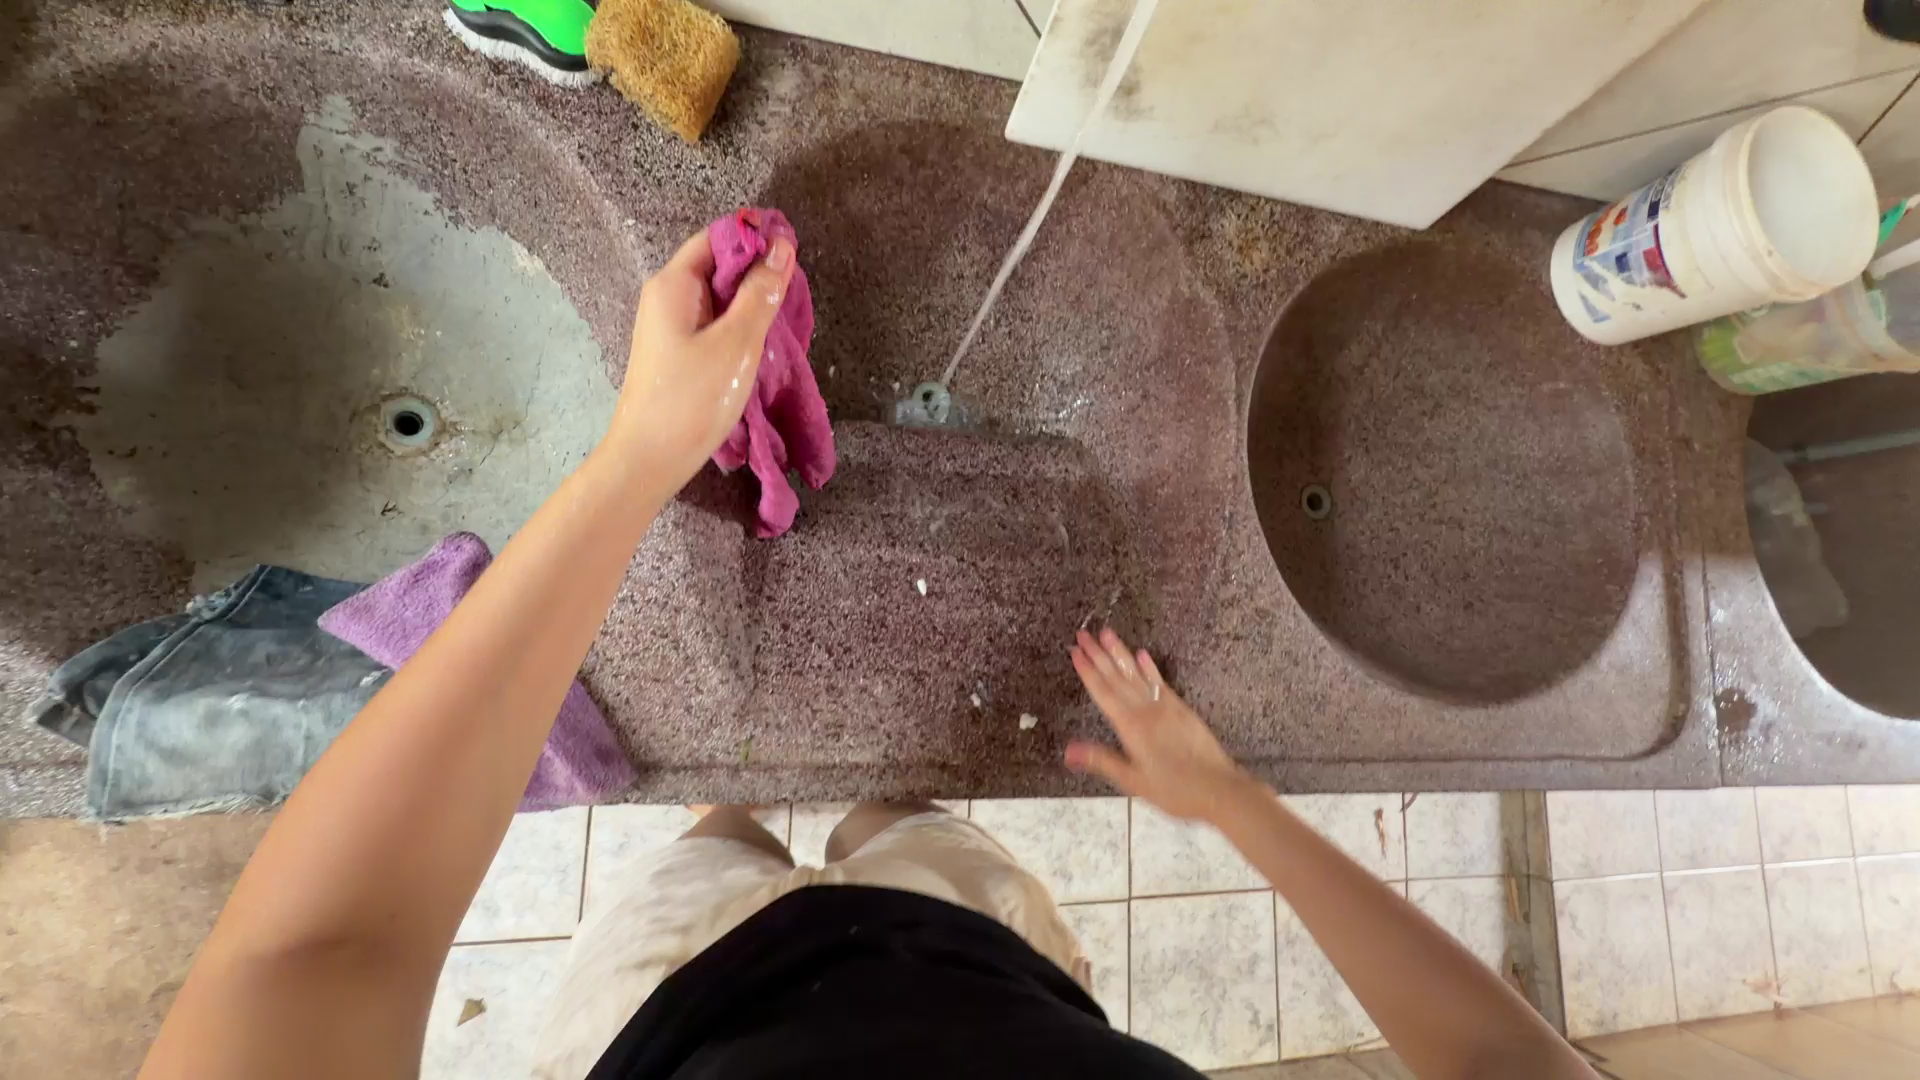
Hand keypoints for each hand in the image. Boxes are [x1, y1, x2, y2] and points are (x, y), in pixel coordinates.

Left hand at [606, 228, 795, 484]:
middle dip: (757, 275)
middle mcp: (667, 298)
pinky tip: (761, 347)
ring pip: (719, 299)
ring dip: (752, 305)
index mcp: (674, 284)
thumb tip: (782, 247)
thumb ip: (761, 294)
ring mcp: (671, 327)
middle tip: (794, 296)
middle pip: (717, 266)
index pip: (717, 238)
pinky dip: (739, 328)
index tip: (792, 255)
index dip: (754, 239)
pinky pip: (714, 325)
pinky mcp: (678, 354)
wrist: (651, 458)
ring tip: (783, 323)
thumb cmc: (693, 398)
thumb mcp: (736, 343)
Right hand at [1067, 628, 1260, 822]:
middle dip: (1099, 655)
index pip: (1104, 692)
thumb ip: (1101, 760)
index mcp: (1131, 726)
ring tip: (1107, 633)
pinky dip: (1149, 668)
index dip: (1088, 671)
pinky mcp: (1181, 708)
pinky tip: (1142, 654)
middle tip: (1083, 634)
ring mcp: (1165, 706)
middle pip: (1118, 677)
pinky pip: (1160, 682)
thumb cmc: (1174, 791)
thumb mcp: (1133, 781)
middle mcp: (1146, 710)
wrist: (1220, 789)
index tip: (1075, 651)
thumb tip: (1068, 751)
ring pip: (1138, 674)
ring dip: (1121, 653)